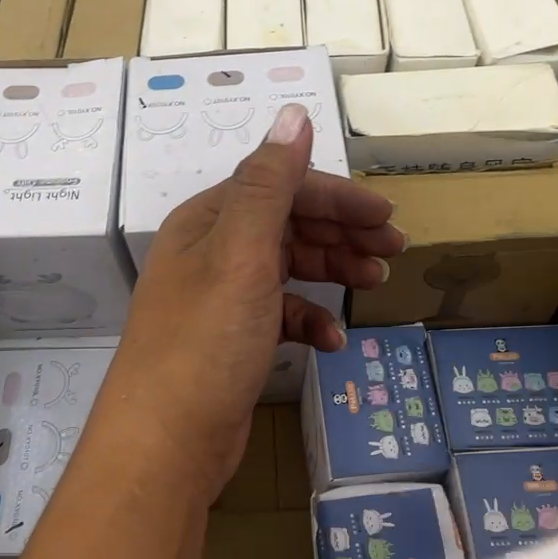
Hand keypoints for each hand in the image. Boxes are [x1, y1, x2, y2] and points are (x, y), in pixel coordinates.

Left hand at [100, 101, 403, 504]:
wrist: (163, 444)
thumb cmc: (205, 340)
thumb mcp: (241, 253)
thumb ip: (270, 183)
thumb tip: (294, 113)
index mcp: (209, 220)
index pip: (280, 187)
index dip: (335, 196)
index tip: (386, 216)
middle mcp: (211, 250)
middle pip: (286, 223)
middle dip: (340, 231)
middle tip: (394, 249)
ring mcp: (220, 298)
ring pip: (287, 266)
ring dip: (331, 269)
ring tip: (375, 282)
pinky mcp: (230, 340)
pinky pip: (279, 314)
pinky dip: (309, 319)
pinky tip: (334, 340)